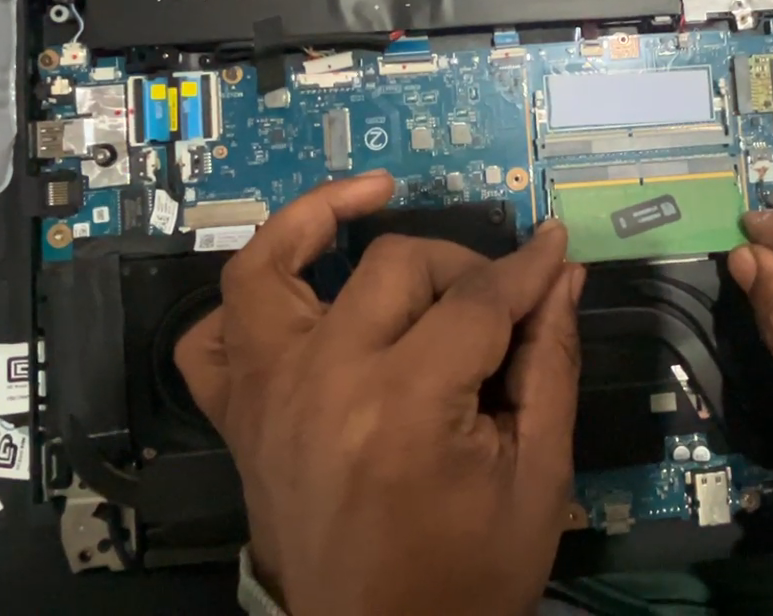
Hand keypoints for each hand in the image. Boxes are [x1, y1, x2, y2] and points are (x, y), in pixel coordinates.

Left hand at [175, 173, 585, 615]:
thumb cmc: (467, 576)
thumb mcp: (538, 479)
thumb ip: (552, 364)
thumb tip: (561, 275)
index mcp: (404, 407)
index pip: (477, 300)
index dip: (527, 267)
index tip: (554, 245)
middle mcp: (322, 383)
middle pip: (393, 265)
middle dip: (460, 263)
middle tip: (495, 295)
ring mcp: (266, 395)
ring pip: (266, 267)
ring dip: (313, 218)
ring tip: (369, 195)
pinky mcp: (239, 416)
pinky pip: (211, 338)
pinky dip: (246, 300)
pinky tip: (296, 291)